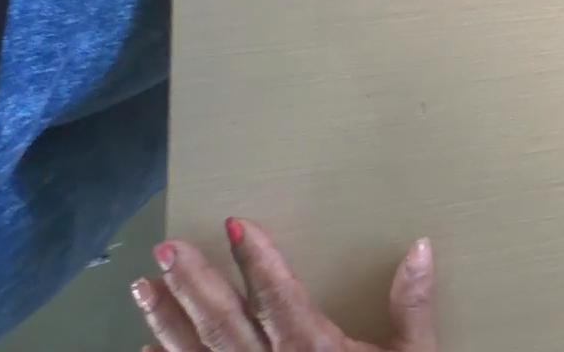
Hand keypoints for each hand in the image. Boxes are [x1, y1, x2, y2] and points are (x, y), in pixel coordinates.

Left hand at [130, 219, 434, 351]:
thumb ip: (413, 303)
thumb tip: (419, 246)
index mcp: (312, 349)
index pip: (276, 295)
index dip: (256, 258)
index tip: (237, 225)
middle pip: (222, 322)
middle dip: (193, 283)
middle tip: (167, 248)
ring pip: (194, 351)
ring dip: (166, 318)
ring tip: (143, 285)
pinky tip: (146, 346)